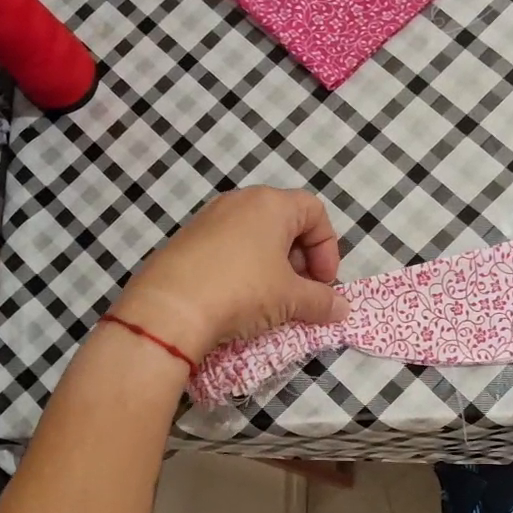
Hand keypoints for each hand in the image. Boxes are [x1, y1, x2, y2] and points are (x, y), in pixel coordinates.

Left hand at [109, 187, 350, 362]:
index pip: (315, 212)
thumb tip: (342, 309)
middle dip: (302, 260)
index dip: (328, 248)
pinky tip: (240, 302)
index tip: (324, 283)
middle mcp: (240, 202)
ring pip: (256, 238)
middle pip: (285, 223)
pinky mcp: (187, 242)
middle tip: (302, 294)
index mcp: (271, 204)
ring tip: (272, 302)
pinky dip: (245, 271)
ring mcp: (209, 220)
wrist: (170, 308)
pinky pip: (229, 250)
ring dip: (273, 268)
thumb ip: (321, 301)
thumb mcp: (291, 298)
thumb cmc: (243, 291)